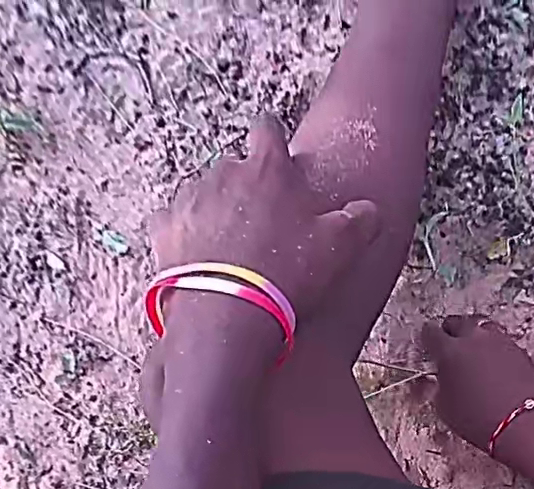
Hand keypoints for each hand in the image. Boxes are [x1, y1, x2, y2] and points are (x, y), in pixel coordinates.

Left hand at [152, 116, 380, 322]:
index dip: (275, 144)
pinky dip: (186, 237)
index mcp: (267, 168)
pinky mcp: (164, 229)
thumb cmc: (286, 276)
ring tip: (231, 253)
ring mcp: (190, 199)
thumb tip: (369, 212)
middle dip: (245, 189)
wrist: (228, 316)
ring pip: (204, 194)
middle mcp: (223, 171)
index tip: (280, 165)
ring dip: (216, 214)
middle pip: (234, 167)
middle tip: (260, 228)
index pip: (269, 129)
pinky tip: (200, 262)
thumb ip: (358, 223)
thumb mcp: (338, 250)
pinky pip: (175, 224)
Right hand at [420, 315, 533, 450]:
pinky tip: (492, 365)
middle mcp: (474, 338)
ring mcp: (500, 341)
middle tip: (449, 344)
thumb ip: (441, 385)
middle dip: (452, 331)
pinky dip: (493, 350)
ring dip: (475, 337)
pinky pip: (500, 343)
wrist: (520, 423)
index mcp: (449, 350)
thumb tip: (443, 380)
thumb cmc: (478, 418)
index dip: (428, 337)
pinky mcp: (519, 351)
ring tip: (472, 352)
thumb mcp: (445, 407)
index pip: (432, 333)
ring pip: (482, 328)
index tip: (428, 341)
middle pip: (459, 322)